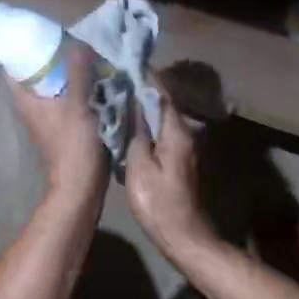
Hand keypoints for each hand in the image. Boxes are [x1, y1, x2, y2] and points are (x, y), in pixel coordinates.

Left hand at [10, 49, 106, 196]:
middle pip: (33, 74)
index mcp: (25, 99)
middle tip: (68, 39)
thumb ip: (78, 75)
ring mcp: (45, 116)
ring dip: (65, 72)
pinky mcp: (60, 125)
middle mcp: (30, 106)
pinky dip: (74, 87)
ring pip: (51, 86)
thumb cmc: (72, 145)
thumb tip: (78, 45)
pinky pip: (64, 98)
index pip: (11, 66)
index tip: (38, 32)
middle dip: (49, 57)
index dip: (20, 48)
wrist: (80, 185)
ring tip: (83, 54)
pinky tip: (93, 78)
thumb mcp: (77, 106)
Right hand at [125, 93, 219, 255]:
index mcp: (176, 132)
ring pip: (161, 116)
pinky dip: (145, 121)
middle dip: (141, 89)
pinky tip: (126, 123)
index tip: (123, 63)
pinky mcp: (178, 158)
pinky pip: (160, 130)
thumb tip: (131, 102)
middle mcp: (185, 134)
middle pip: (163, 103)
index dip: (145, 77)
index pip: (162, 94)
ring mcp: (183, 147)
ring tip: (115, 96)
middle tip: (114, 78)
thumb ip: (137, 132)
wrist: (181, 235)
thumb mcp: (140, 165)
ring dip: (141, 105)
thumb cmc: (157, 201)